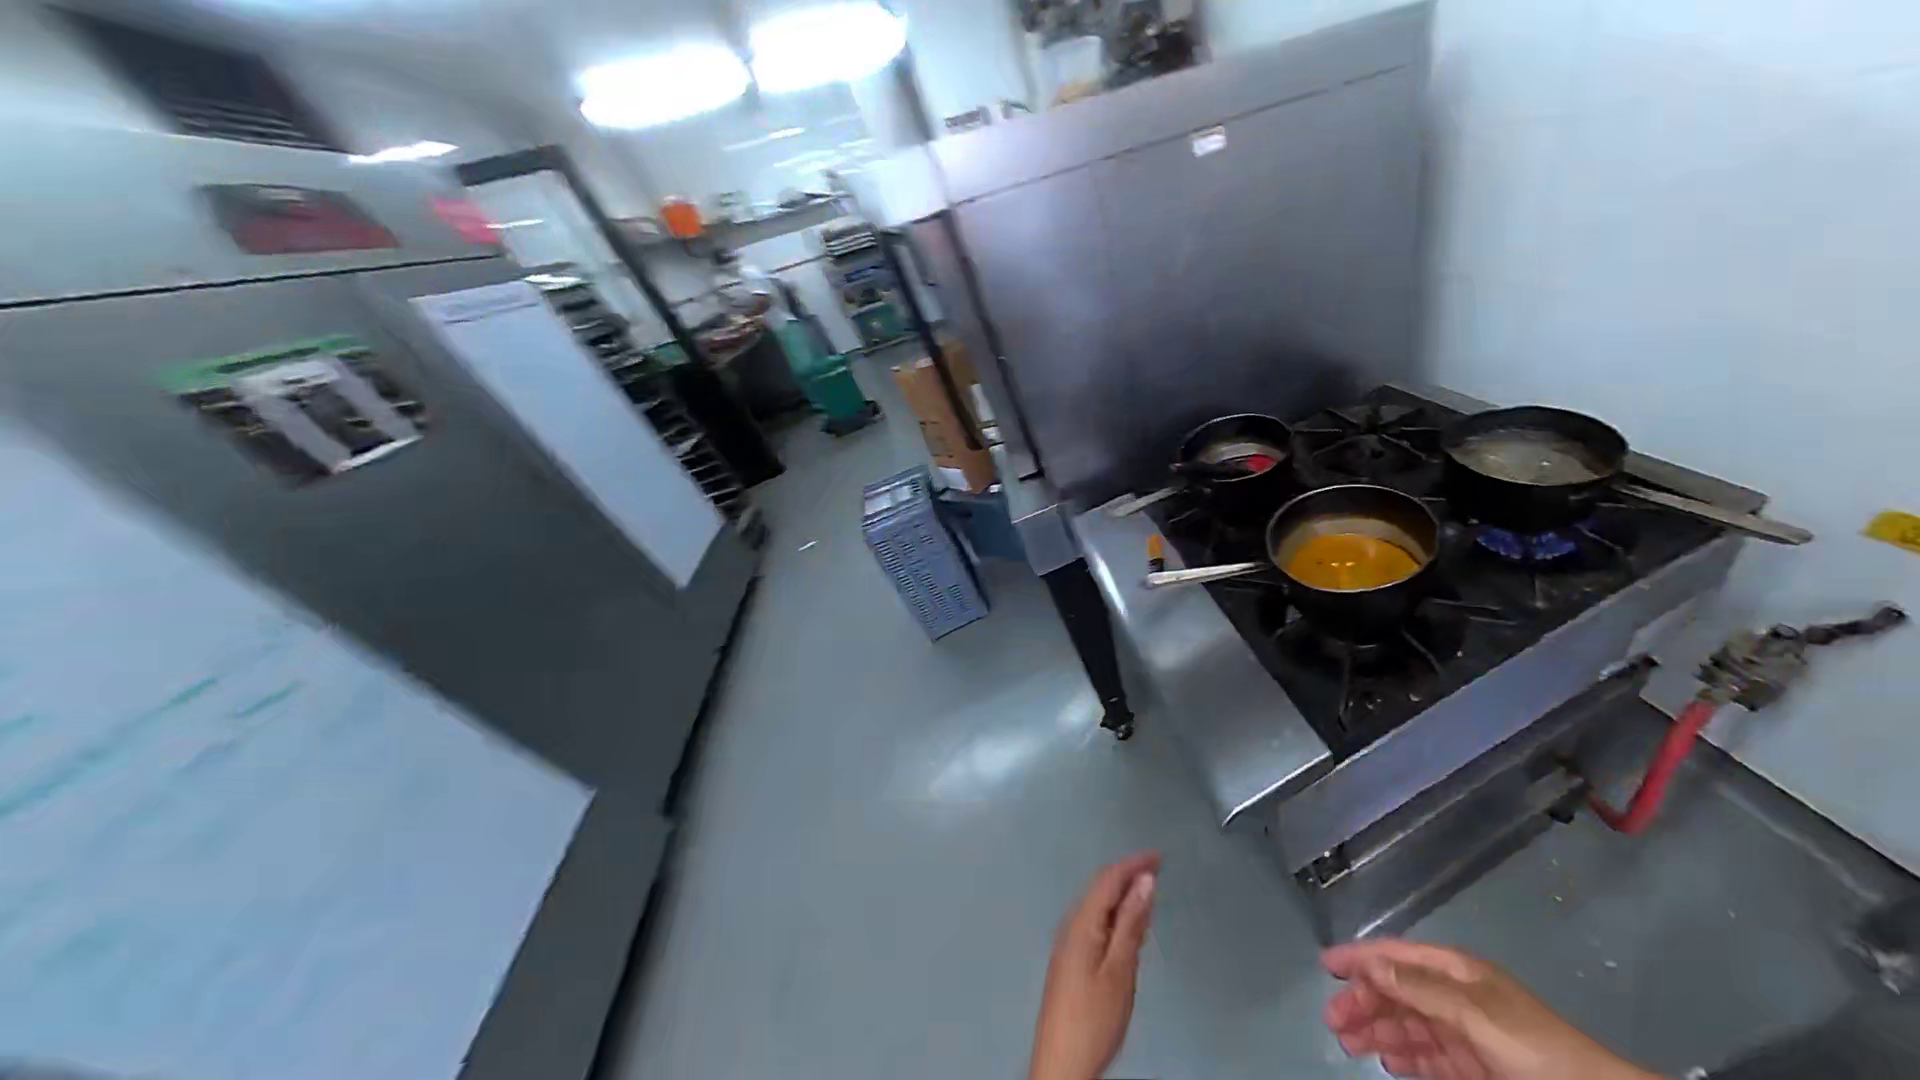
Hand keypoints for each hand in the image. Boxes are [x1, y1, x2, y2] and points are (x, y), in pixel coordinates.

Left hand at [1028, 852, 1159, 1079]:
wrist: (1061, 1062)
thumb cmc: (1094, 1016)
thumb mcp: (1120, 970)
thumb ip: (1132, 924)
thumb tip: (1144, 880)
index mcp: (1082, 923)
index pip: (1108, 880)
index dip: (1132, 864)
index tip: (1159, 856)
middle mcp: (1071, 926)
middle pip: (1100, 889)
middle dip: (1127, 876)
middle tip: (1158, 871)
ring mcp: (1068, 944)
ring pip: (1097, 907)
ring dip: (1121, 895)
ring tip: (1148, 893)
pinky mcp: (1070, 961)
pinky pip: (1094, 923)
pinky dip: (1114, 915)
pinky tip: (1127, 927)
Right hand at [1323, 940, 1660, 1079]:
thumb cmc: (1531, 1047)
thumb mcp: (1473, 1011)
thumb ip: (1419, 986)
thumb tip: (1369, 962)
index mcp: (1455, 971)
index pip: (1395, 956)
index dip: (1359, 958)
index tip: (1325, 966)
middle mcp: (1454, 995)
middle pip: (1396, 992)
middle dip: (1363, 1003)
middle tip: (1333, 1022)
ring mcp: (1465, 1032)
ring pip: (1407, 1026)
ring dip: (1377, 1032)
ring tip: (1350, 1045)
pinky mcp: (1474, 1069)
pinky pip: (1429, 1057)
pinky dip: (1405, 1058)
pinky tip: (1388, 1064)